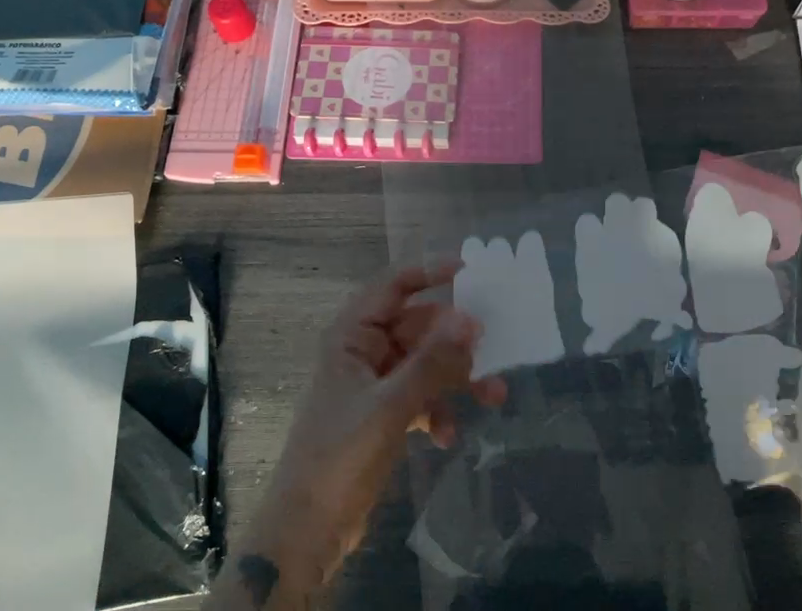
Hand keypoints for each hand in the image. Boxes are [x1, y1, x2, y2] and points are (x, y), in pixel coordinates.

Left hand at [232, 264, 505, 605]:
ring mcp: (373, 386)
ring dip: (456, 378)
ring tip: (494, 397)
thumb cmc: (340, 456)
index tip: (473, 273)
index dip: (430, 273)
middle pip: (418, 327)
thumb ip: (433, 362)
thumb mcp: (391, 406)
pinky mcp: (382, 416)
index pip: (393, 286)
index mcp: (351, 336)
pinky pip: (421, 397)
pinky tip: (447, 437)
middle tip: (494, 350)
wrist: (308, 530)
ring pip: (425, 364)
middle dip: (455, 341)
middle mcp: (362, 352)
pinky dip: (438, 411)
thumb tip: (473, 319)